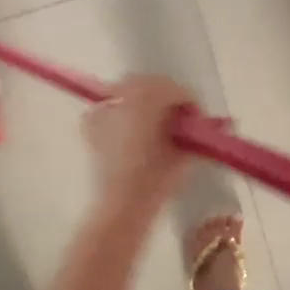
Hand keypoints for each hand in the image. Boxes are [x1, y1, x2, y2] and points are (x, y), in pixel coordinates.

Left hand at [83, 76, 194, 209]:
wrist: (121, 206)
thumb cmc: (157, 181)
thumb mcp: (184, 154)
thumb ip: (194, 131)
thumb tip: (199, 122)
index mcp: (148, 100)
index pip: (174, 88)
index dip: (189, 101)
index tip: (197, 118)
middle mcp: (122, 96)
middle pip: (149, 83)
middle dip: (165, 96)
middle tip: (176, 120)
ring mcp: (102, 108)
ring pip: (126, 91)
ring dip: (142, 101)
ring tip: (153, 125)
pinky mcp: (90, 124)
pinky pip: (108, 107)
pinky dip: (120, 112)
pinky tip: (128, 129)